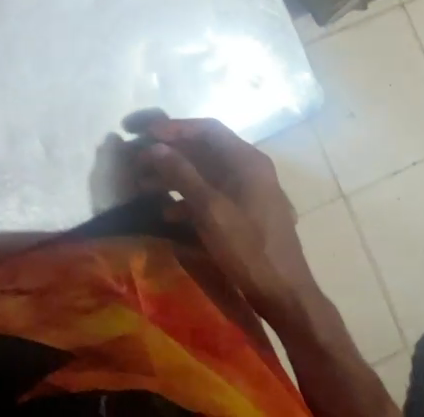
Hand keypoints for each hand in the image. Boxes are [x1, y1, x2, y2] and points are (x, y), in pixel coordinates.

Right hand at [137, 117, 317, 317]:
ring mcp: (248, 192)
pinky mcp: (244, 213)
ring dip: (174, 176)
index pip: (206, 129)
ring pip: (204, 173)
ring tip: (143, 185)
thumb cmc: (248, 248)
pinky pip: (211, 194)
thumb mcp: (210, 209)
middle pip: (203, 150)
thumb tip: (154, 146)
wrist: (285, 296)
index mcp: (246, 161)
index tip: (144, 134)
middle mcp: (249, 169)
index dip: (173, 128)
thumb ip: (181, 174)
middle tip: (137, 160)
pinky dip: (188, 198)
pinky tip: (168, 212)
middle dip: (169, 154)